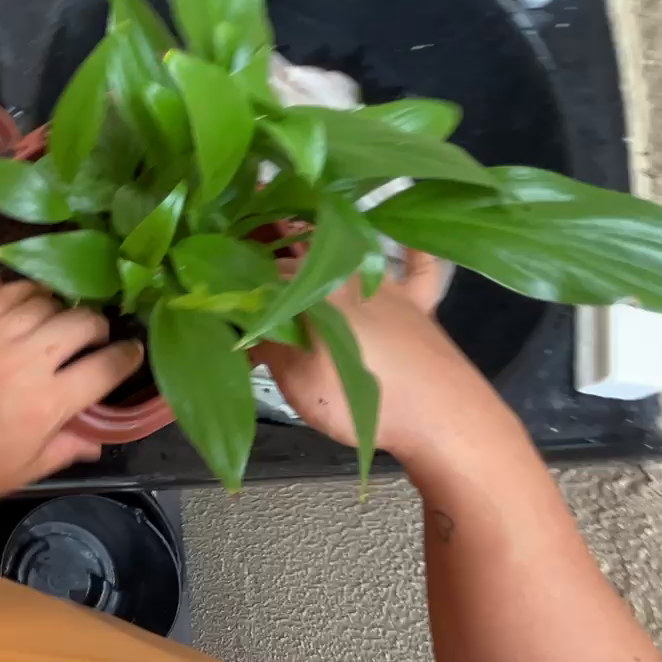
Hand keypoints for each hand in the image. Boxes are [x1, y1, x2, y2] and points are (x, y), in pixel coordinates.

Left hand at [0, 282, 143, 516]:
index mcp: (47, 403)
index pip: (106, 367)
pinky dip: (26, 294)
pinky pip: (6, 295)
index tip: (132, 354)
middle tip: (96, 338)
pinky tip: (31, 306)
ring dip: (63, 310)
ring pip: (46, 303)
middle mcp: (26, 361)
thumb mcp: (25, 471)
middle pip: (82, 322)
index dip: (128, 358)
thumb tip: (97, 440)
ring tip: (61, 323)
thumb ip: (67, 448)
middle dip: (99, 327)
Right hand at [252, 251, 512, 466]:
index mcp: (320, 288)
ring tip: (290, 250)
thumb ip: (268, 343)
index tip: (218, 301)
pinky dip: (410, 250)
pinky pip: (419, 266)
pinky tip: (402, 240)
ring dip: (318, 246)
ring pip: (347, 254)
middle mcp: (354, 275)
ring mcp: (391, 287)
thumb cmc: (362, 402)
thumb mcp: (295, 379)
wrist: (444, 421)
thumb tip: (239, 323)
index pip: (265, 274)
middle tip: (242, 280)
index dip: (238, 285)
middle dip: (270, 260)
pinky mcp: (420, 306)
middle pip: (303, 256)